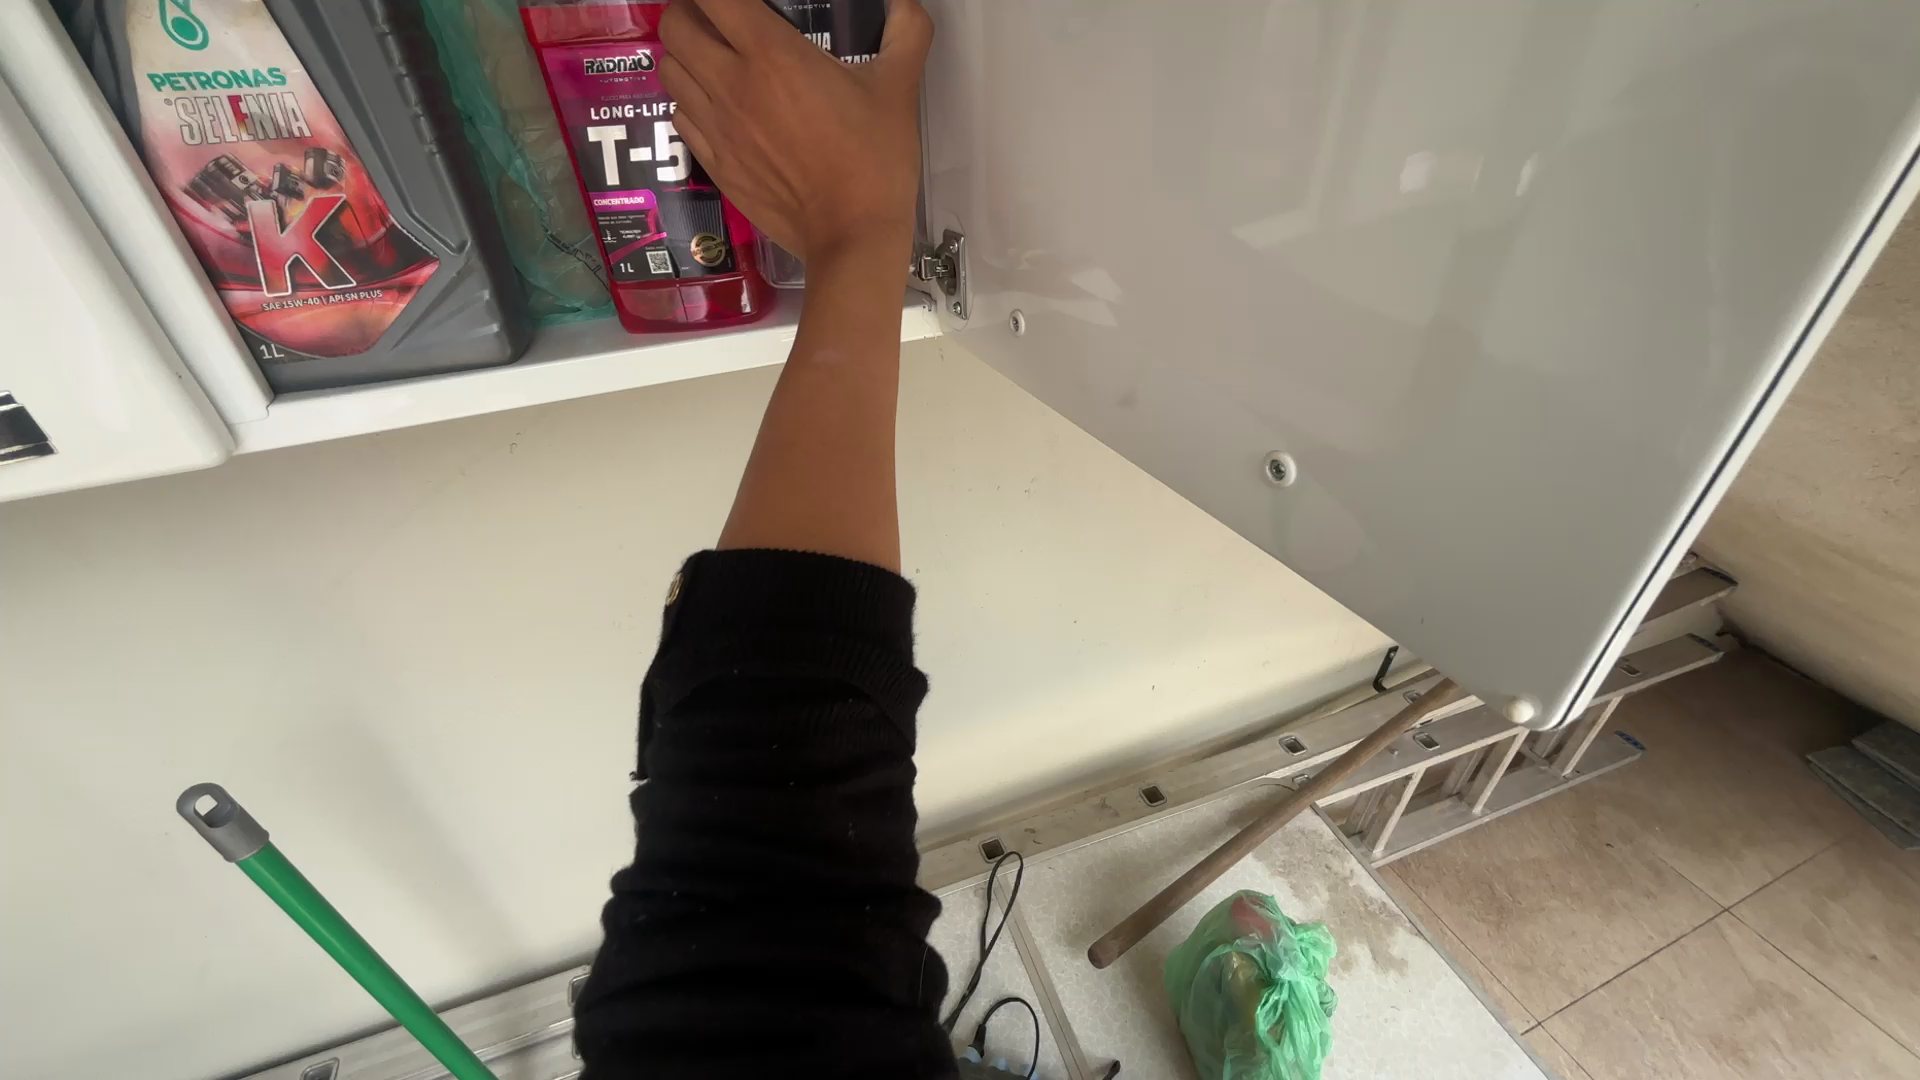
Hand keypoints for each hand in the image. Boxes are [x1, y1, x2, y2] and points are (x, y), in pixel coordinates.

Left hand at [659, 0, 932, 269]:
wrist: (854, 238)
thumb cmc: (875, 164)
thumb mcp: (899, 90)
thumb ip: (905, 32)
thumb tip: (905, 4)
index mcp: (769, 52)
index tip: (737, 2)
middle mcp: (731, 85)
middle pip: (675, 25)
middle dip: (691, 15)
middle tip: (720, 25)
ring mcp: (718, 131)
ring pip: (671, 72)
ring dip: (687, 60)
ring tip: (715, 67)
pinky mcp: (718, 168)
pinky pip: (681, 120)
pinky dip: (691, 107)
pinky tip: (720, 113)